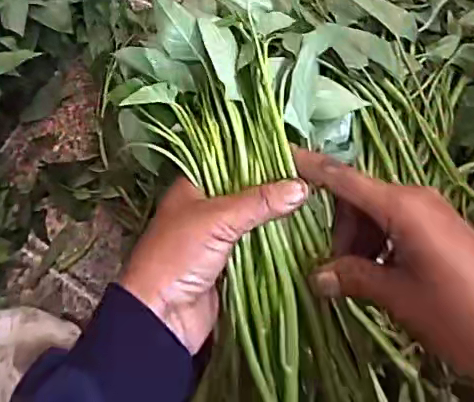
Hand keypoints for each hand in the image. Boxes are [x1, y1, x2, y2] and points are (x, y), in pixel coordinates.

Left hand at [118, 176, 308, 353]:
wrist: (161, 317)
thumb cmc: (178, 254)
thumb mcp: (217, 219)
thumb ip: (258, 202)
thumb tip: (300, 186)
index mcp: (193, 185)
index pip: (231, 162)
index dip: (259, 159)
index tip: (293, 156)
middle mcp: (205, 207)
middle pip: (245, 193)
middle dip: (272, 191)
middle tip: (309, 180)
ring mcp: (217, 238)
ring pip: (253, 223)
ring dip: (276, 220)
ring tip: (312, 204)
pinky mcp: (228, 267)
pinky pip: (256, 251)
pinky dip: (274, 247)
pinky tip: (300, 237)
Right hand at [294, 150, 473, 401]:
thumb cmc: (465, 319)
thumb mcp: (401, 300)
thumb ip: (356, 278)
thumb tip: (318, 275)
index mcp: (402, 204)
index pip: (343, 176)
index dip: (310, 165)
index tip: (280, 152)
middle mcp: (416, 197)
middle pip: (359, 197)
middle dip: (340, 228)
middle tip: (334, 270)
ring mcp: (435, 212)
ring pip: (379, 213)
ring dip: (361, 241)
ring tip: (360, 282)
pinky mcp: (447, 230)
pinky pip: (401, 224)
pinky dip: (384, 245)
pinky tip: (385, 280)